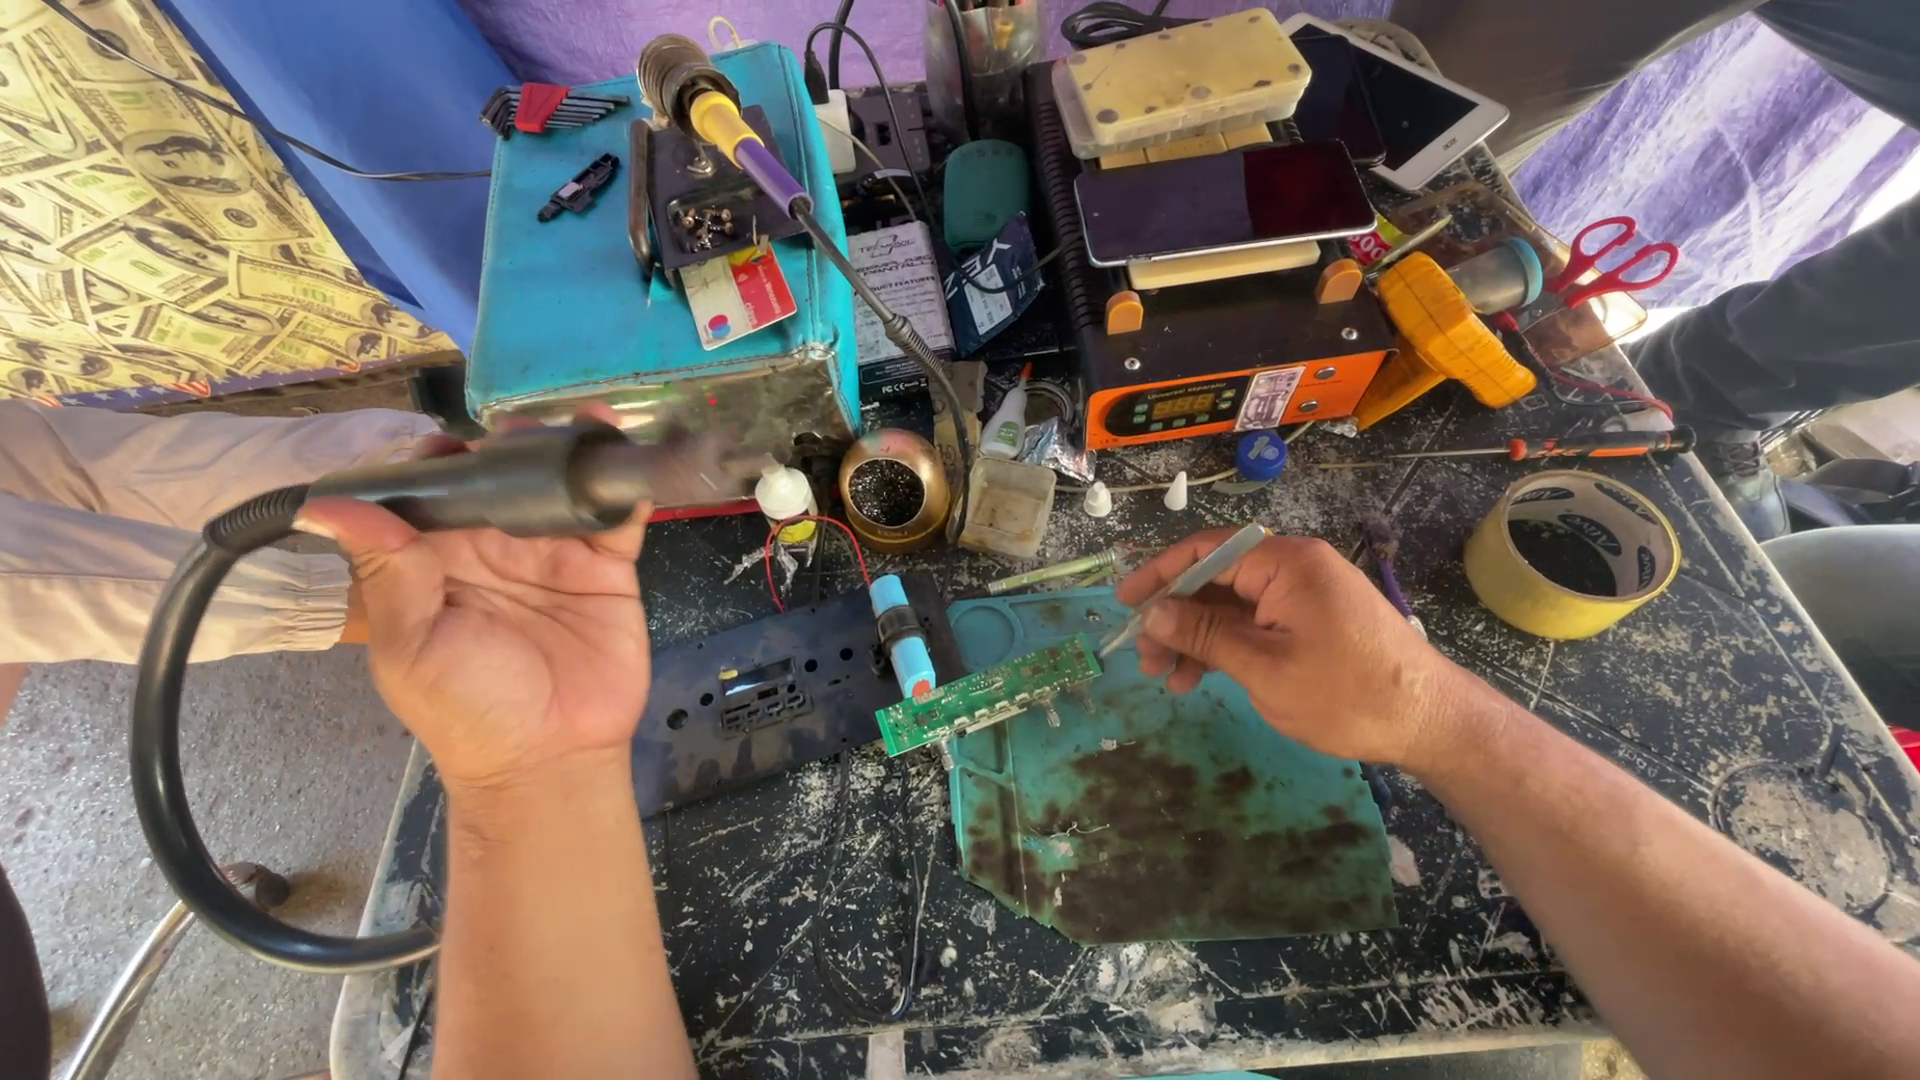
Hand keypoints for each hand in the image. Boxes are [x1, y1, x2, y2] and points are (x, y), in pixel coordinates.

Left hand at [294, 414, 649, 792]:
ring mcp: (557, 555)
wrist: (552, 755)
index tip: (453, 444)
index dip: (440, 460)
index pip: (435, 493)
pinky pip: (616, 523)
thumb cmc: (471, 706)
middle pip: (504, 478)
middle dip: (514, 445)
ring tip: (582, 423)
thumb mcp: (414, 646)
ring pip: (561, 489)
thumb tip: (327, 505)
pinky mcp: (608, 569)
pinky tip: (626, 463)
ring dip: (571, 454)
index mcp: (439, 560)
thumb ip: (390, 574)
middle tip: (527, 430)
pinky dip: (624, 492)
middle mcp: (498, 547)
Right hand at [1118, 529, 1490, 768]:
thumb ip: (1204, 635)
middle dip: (1175, 618)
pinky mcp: (1309, 620)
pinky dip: (1225, 647)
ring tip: (1168, 678)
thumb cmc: (1347, 695)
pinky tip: (1200, 678)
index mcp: (1286, 563)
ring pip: (1230, 606)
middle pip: (1215, 580)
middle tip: (1145, 659)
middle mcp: (1293, 567)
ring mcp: (1303, 595)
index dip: (1159, 575)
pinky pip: (1254, 623)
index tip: (1124, 602)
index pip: (1206, 552)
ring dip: (1195, 639)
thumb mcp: (1264, 668)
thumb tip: (1153, 614)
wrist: (1433, 725)